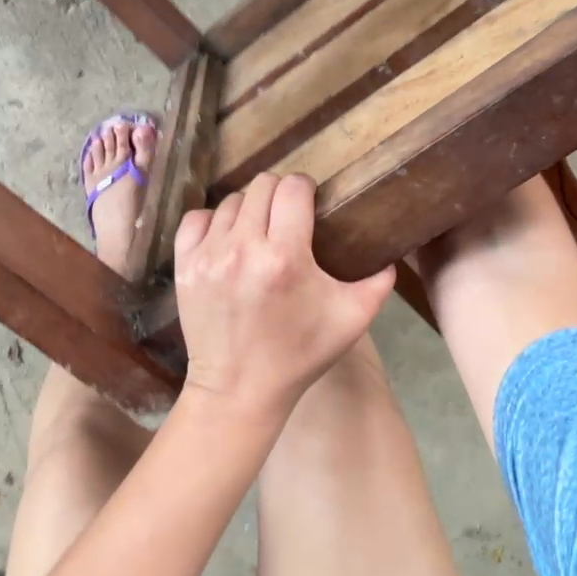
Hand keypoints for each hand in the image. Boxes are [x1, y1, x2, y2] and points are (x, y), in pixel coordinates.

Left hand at [173, 173, 395, 417]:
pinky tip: (227, 238)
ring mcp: (209, 256)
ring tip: (258, 232)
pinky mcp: (185, 265)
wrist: (239, 390)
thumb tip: (391, 252)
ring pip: (230, 201)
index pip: (293, 188)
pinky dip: (213, 222)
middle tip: (287, 216)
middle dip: (279, 195)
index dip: (306, 188)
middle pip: (261, 186)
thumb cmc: (299, 354)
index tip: (310, 202)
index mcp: (285, 257)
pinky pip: (196, 219)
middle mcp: (243, 248)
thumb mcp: (352, 320)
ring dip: (248, 211)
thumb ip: (379, 282)